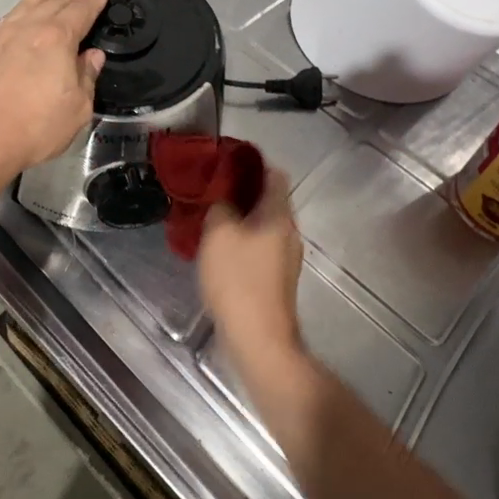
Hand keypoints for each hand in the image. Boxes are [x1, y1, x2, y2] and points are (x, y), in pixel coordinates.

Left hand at [0, 0, 109, 175]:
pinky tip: (23, 7)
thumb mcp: (77, 107)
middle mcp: (31, 30)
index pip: (81, 12)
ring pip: (28, 4)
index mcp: (57, 39)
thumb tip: (91, 56)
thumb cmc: (36, 126)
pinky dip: (21, 5)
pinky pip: (11, 16)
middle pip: (55, 1)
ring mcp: (6, 37)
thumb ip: (85, 77)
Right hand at [198, 169, 304, 366]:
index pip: (274, 174)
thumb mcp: (218, 234)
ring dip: (239, 216)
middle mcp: (289, 232)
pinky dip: (241, 239)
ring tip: (209, 216)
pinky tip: (218, 246)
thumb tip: (222, 198)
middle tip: (210, 189)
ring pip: (263, 224)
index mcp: (279, 215)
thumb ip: (219, 206)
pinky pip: (259, 245)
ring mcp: (286, 257)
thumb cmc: (238, 280)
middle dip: (241, 191)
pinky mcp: (276, 277)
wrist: (258, 337)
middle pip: (269, 199)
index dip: (251, 163)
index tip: (223, 161)